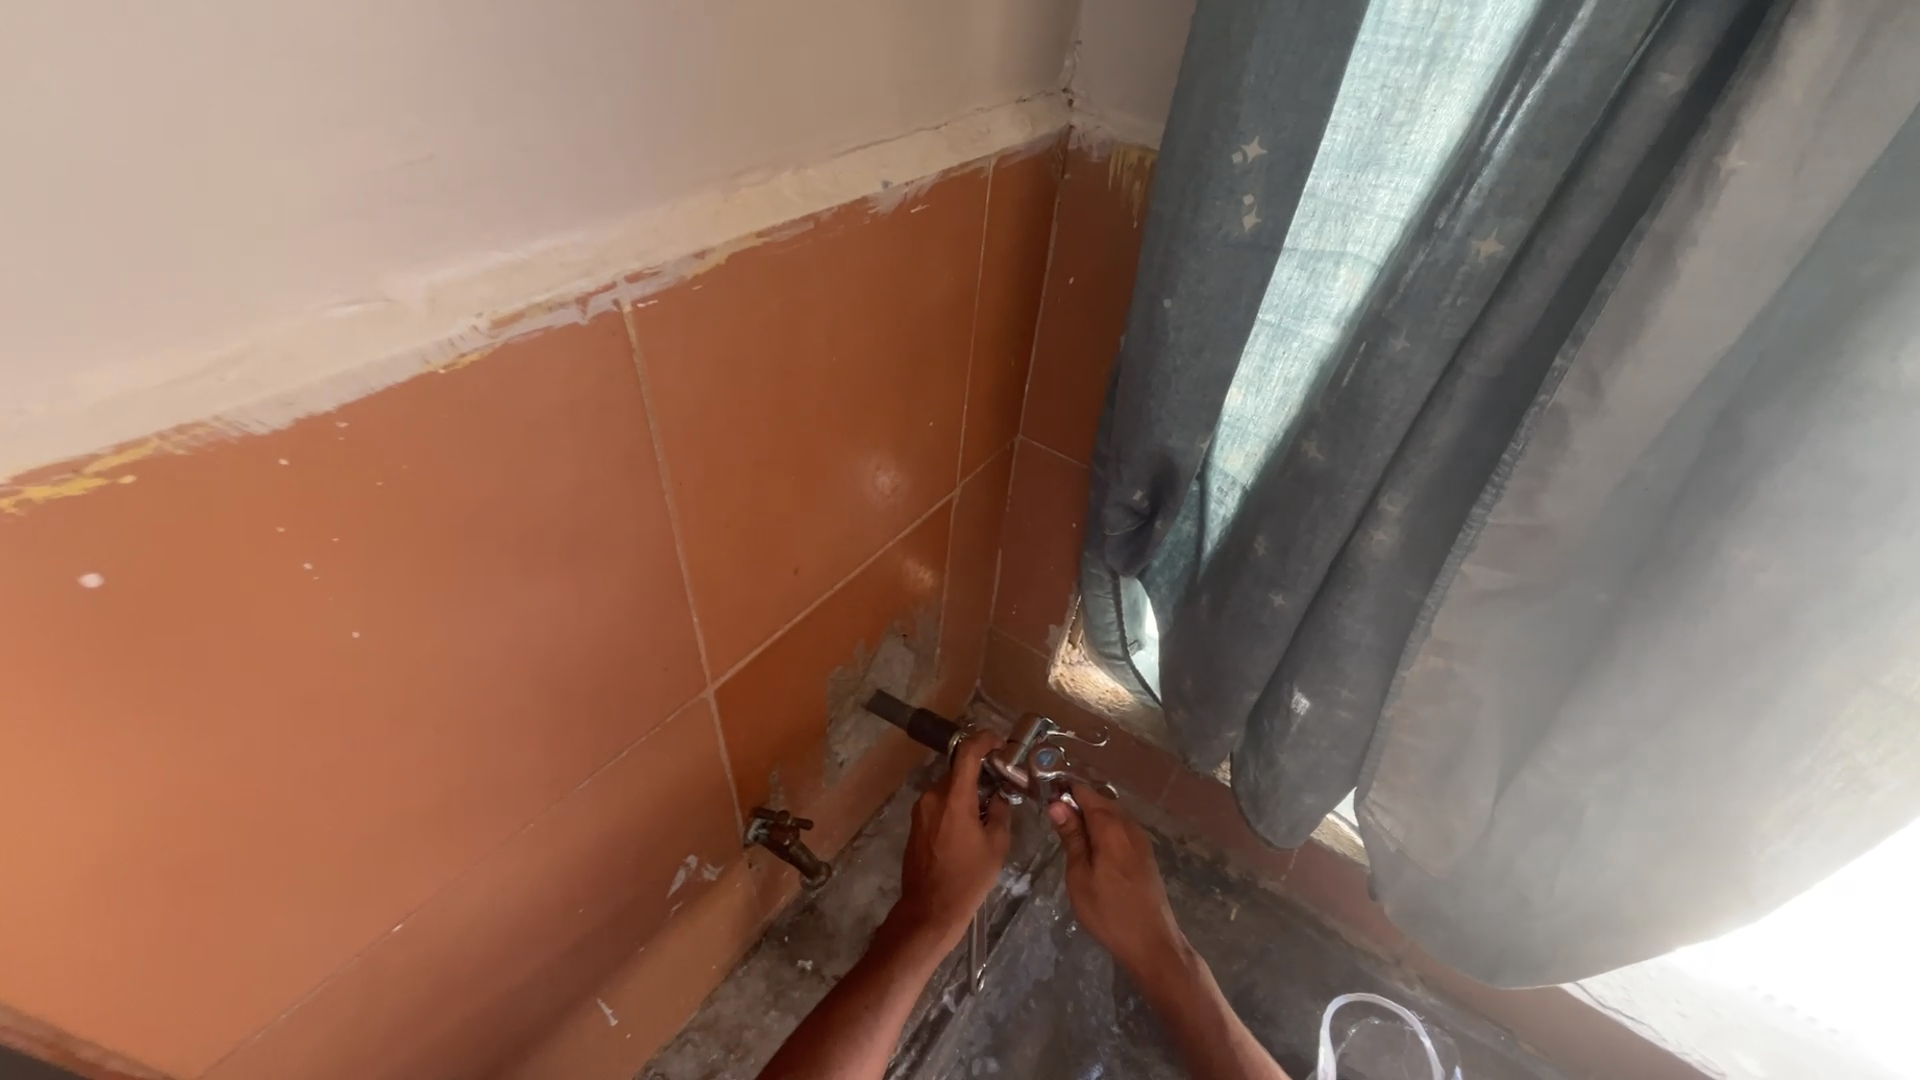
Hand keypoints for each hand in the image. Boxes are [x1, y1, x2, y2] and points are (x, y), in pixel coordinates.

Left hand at [891, 732, 1012, 949]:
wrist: (930, 910)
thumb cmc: (968, 879)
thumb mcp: (996, 845)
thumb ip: (1001, 811)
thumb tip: (1000, 795)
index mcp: (954, 797)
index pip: (967, 752)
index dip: (984, 740)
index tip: (1000, 743)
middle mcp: (933, 796)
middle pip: (959, 771)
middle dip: (981, 774)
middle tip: (1002, 786)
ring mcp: (921, 809)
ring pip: (950, 788)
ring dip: (968, 792)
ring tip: (988, 812)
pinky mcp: (916, 823)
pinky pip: (940, 803)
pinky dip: (956, 805)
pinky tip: (969, 827)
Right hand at [1047, 783, 1188, 974]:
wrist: (1152, 943)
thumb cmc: (1109, 912)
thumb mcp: (1080, 876)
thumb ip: (1071, 837)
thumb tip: (1057, 804)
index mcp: (1110, 826)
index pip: (1084, 792)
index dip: (1064, 790)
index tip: (1045, 797)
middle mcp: (1128, 824)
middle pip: (1099, 800)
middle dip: (1076, 803)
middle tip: (1053, 820)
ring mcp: (1140, 838)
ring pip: (1111, 813)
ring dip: (1090, 816)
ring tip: (1070, 834)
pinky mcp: (1145, 852)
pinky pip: (1121, 827)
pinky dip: (1104, 828)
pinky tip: (1093, 847)